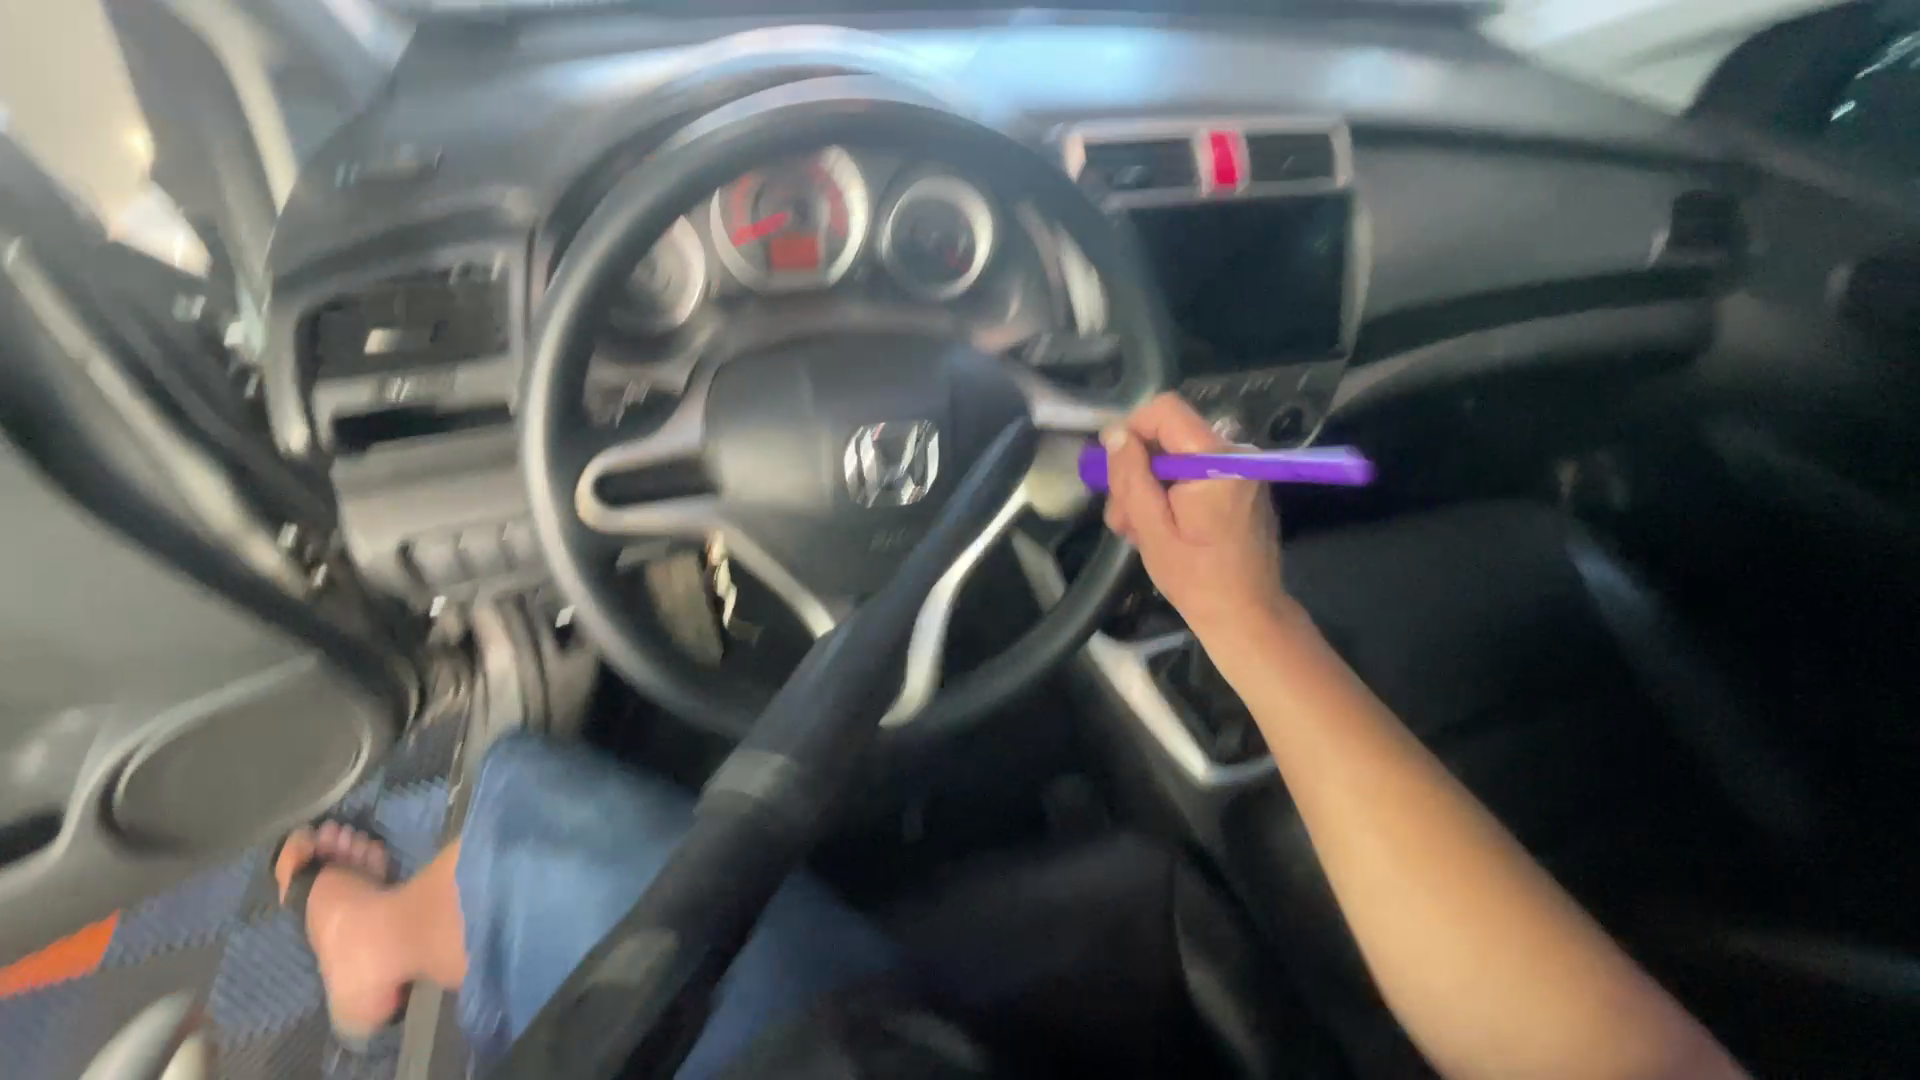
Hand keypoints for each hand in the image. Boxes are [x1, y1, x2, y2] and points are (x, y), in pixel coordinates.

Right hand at [1102, 393, 1288, 638]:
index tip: (1113, 469)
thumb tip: (1114, 434)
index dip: (1131, 431)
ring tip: (1138, 531)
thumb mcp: (1151, 529)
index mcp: (1217, 461)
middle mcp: (1235, 454)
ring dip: (1149, 489)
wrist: (1247, 615)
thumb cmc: (1197, 578)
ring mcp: (1242, 470)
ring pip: (1176, 458)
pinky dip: (1171, 495)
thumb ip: (1131, 476)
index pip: (1165, 410)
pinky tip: (1162, 530)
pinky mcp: (1241, 486)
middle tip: (1123, 517)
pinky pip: (1194, 474)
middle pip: (1168, 436)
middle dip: (1136, 471)